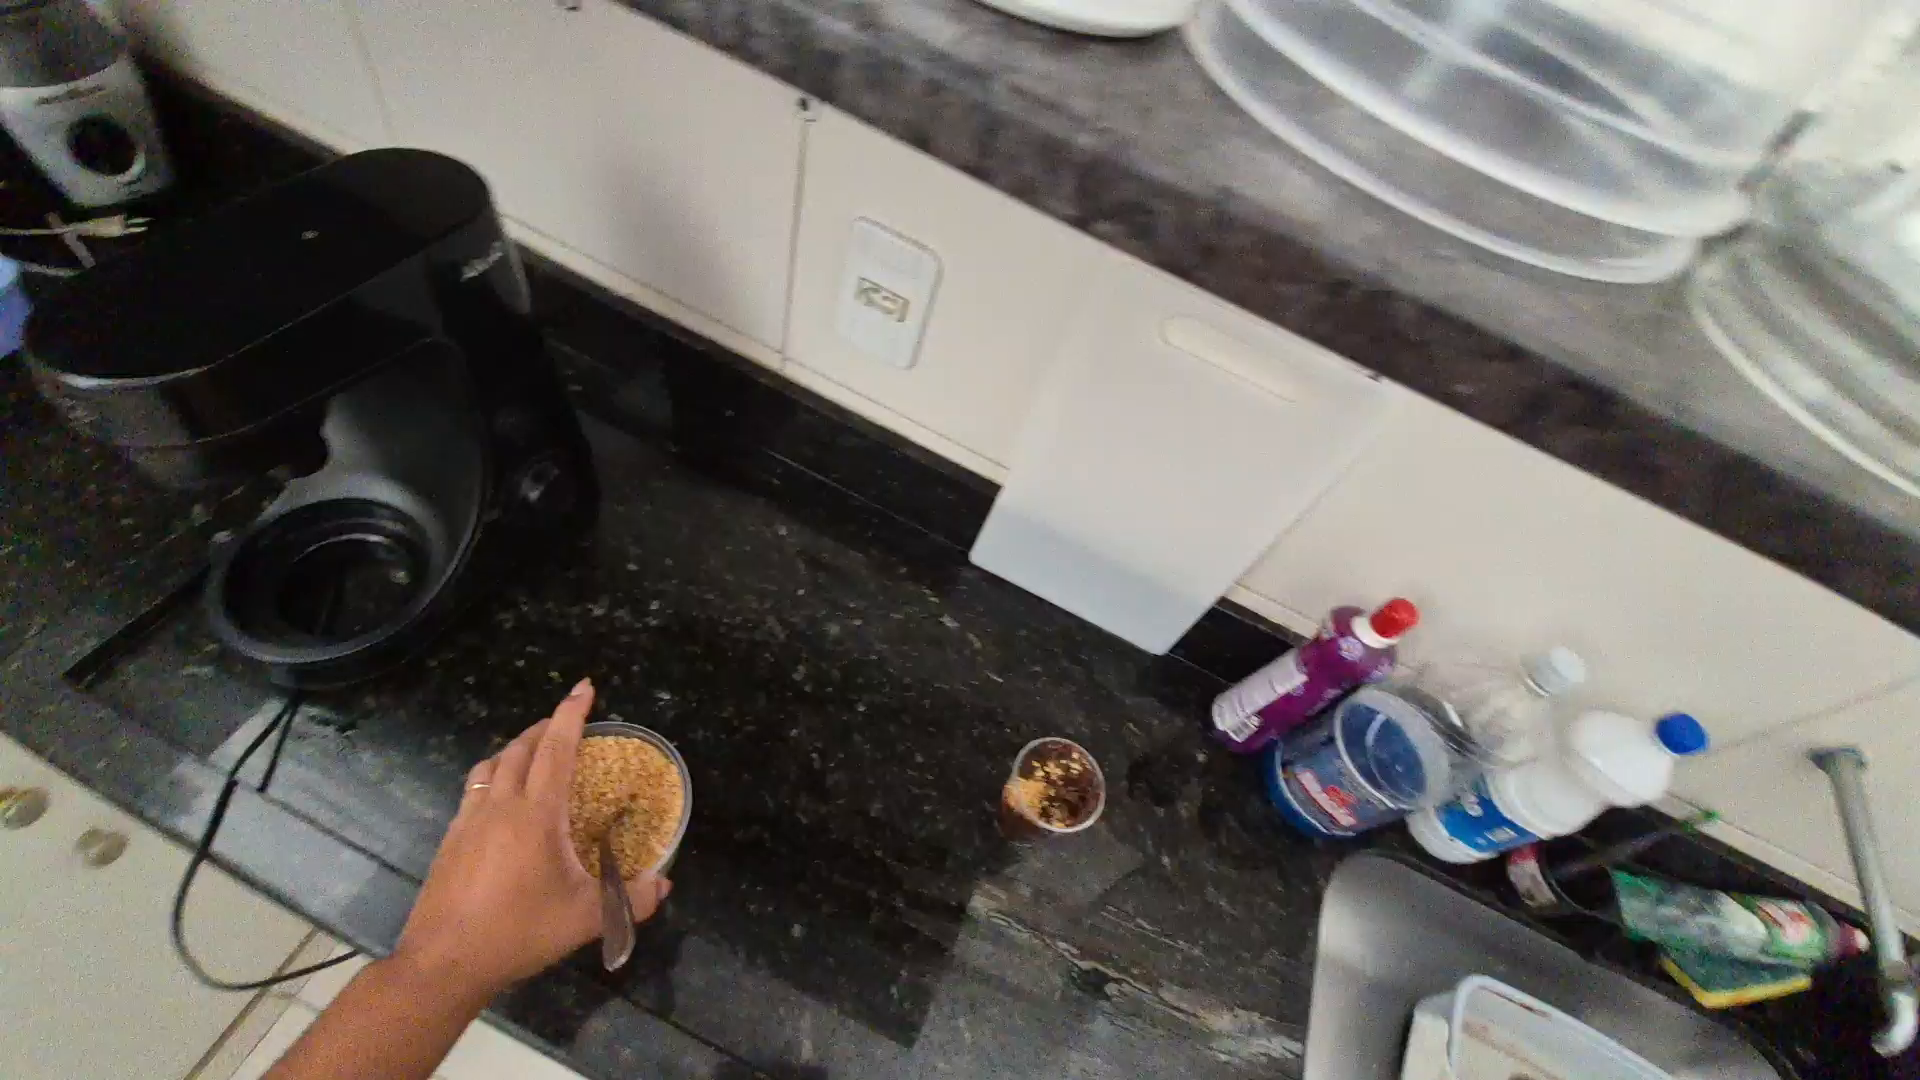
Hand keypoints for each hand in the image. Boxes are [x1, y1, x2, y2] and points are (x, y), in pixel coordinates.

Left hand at [393, 678, 671, 1000]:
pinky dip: (494, 776)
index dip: (572, 714)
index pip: (557, 749)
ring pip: (491, 765)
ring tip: (535, 754)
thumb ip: (629, 900)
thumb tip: (665, 884)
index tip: (584, 687)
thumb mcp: (583, 919)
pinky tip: (502, 801)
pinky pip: (474, 790)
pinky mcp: (450, 842)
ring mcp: (468, 823)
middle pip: (521, 748)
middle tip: (568, 723)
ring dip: (516, 749)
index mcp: (536, 815)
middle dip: (546, 727)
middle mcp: (500, 807)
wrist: (440, 967)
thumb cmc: (517, 932)